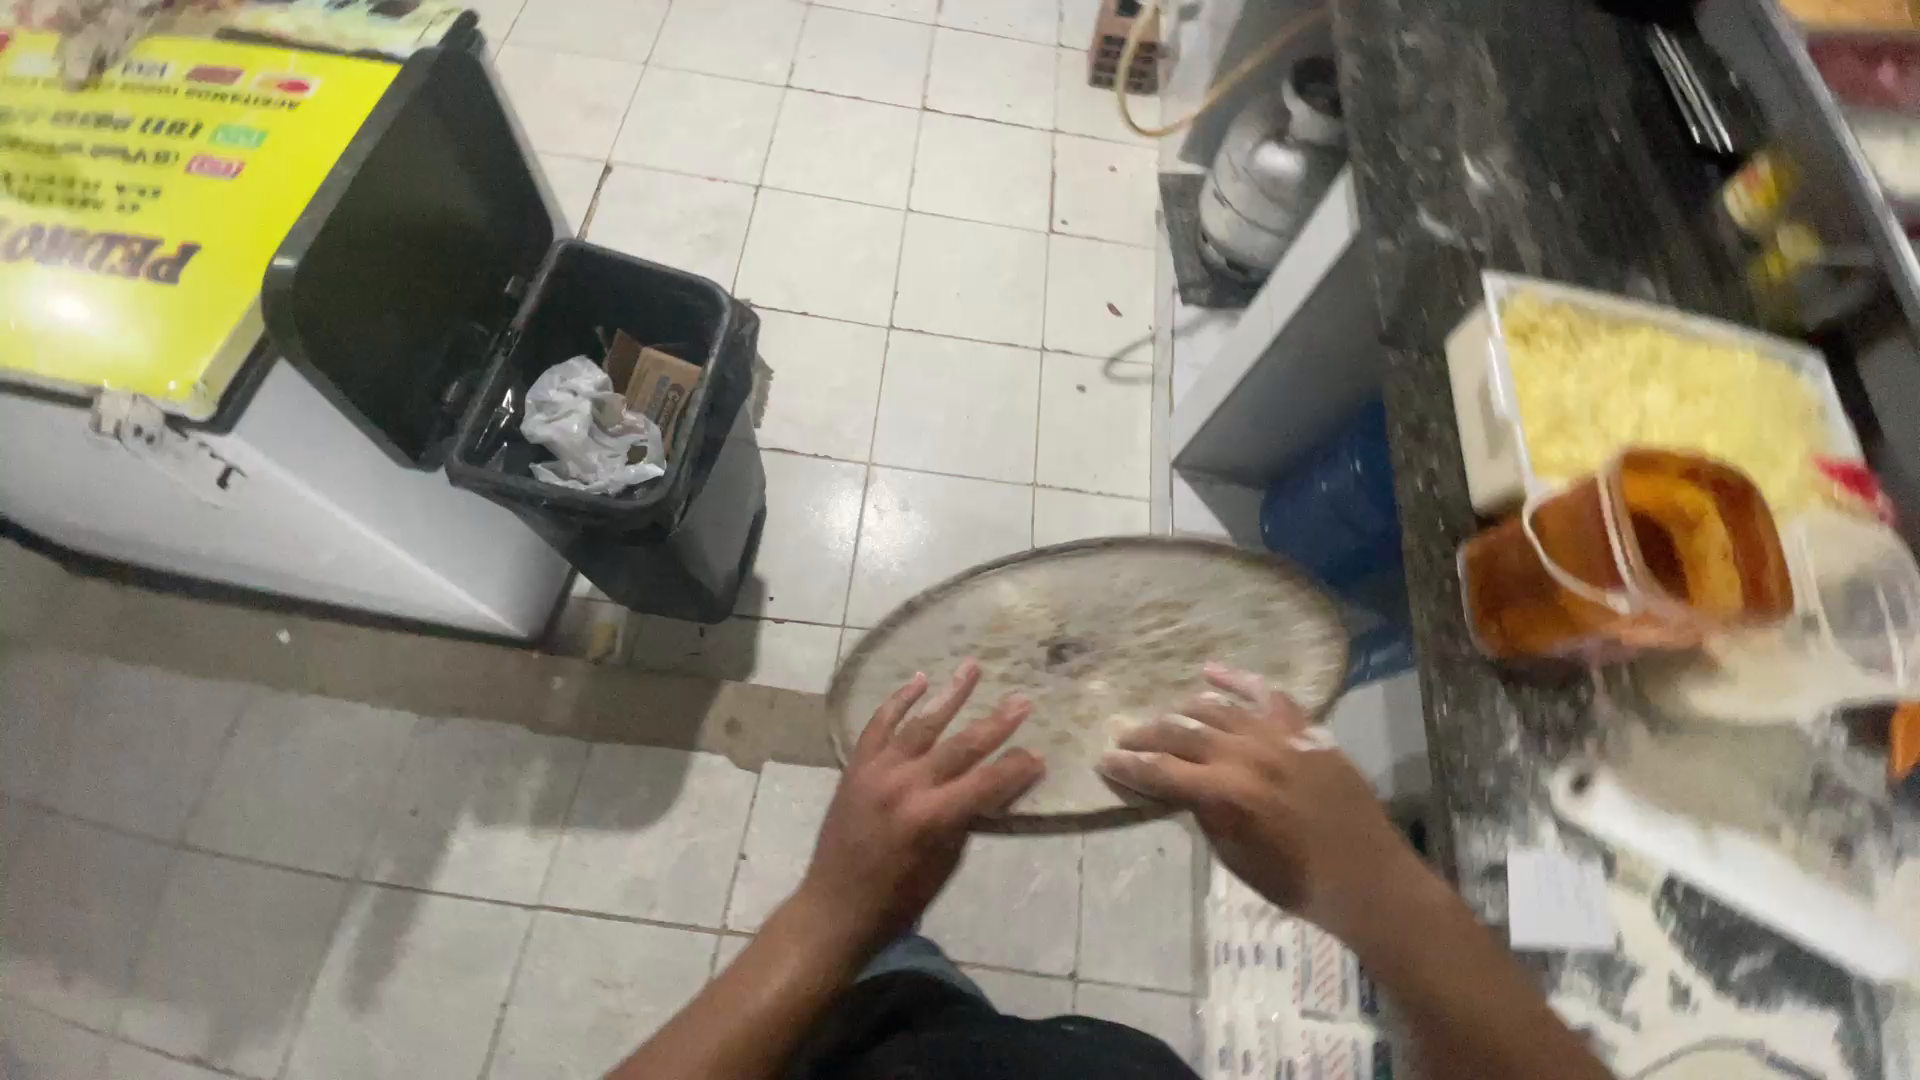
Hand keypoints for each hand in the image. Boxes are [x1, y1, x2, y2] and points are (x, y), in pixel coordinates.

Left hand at [796, 660, 1045, 952]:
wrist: (834, 908)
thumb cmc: (898, 898)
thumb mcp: (945, 865)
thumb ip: (968, 819)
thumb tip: (994, 784)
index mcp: (931, 817)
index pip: (987, 782)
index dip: (1016, 768)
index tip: (1039, 753)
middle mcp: (905, 785)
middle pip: (961, 746)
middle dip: (997, 723)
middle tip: (1022, 700)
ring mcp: (877, 770)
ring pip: (921, 724)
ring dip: (950, 694)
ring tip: (972, 667)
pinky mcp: (856, 766)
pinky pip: (878, 725)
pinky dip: (898, 701)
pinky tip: (918, 680)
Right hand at [1098, 663, 1420, 937]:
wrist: (1368, 878)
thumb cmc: (1295, 881)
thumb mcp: (1234, 858)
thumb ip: (1204, 812)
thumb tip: (1180, 785)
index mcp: (1225, 794)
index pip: (1159, 771)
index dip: (1127, 766)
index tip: (1103, 760)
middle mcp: (1245, 755)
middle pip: (1180, 732)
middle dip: (1144, 735)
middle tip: (1123, 737)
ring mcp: (1277, 736)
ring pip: (1215, 708)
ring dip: (1183, 710)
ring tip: (1166, 717)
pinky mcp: (1304, 729)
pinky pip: (1266, 694)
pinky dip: (1236, 680)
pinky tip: (1210, 671)